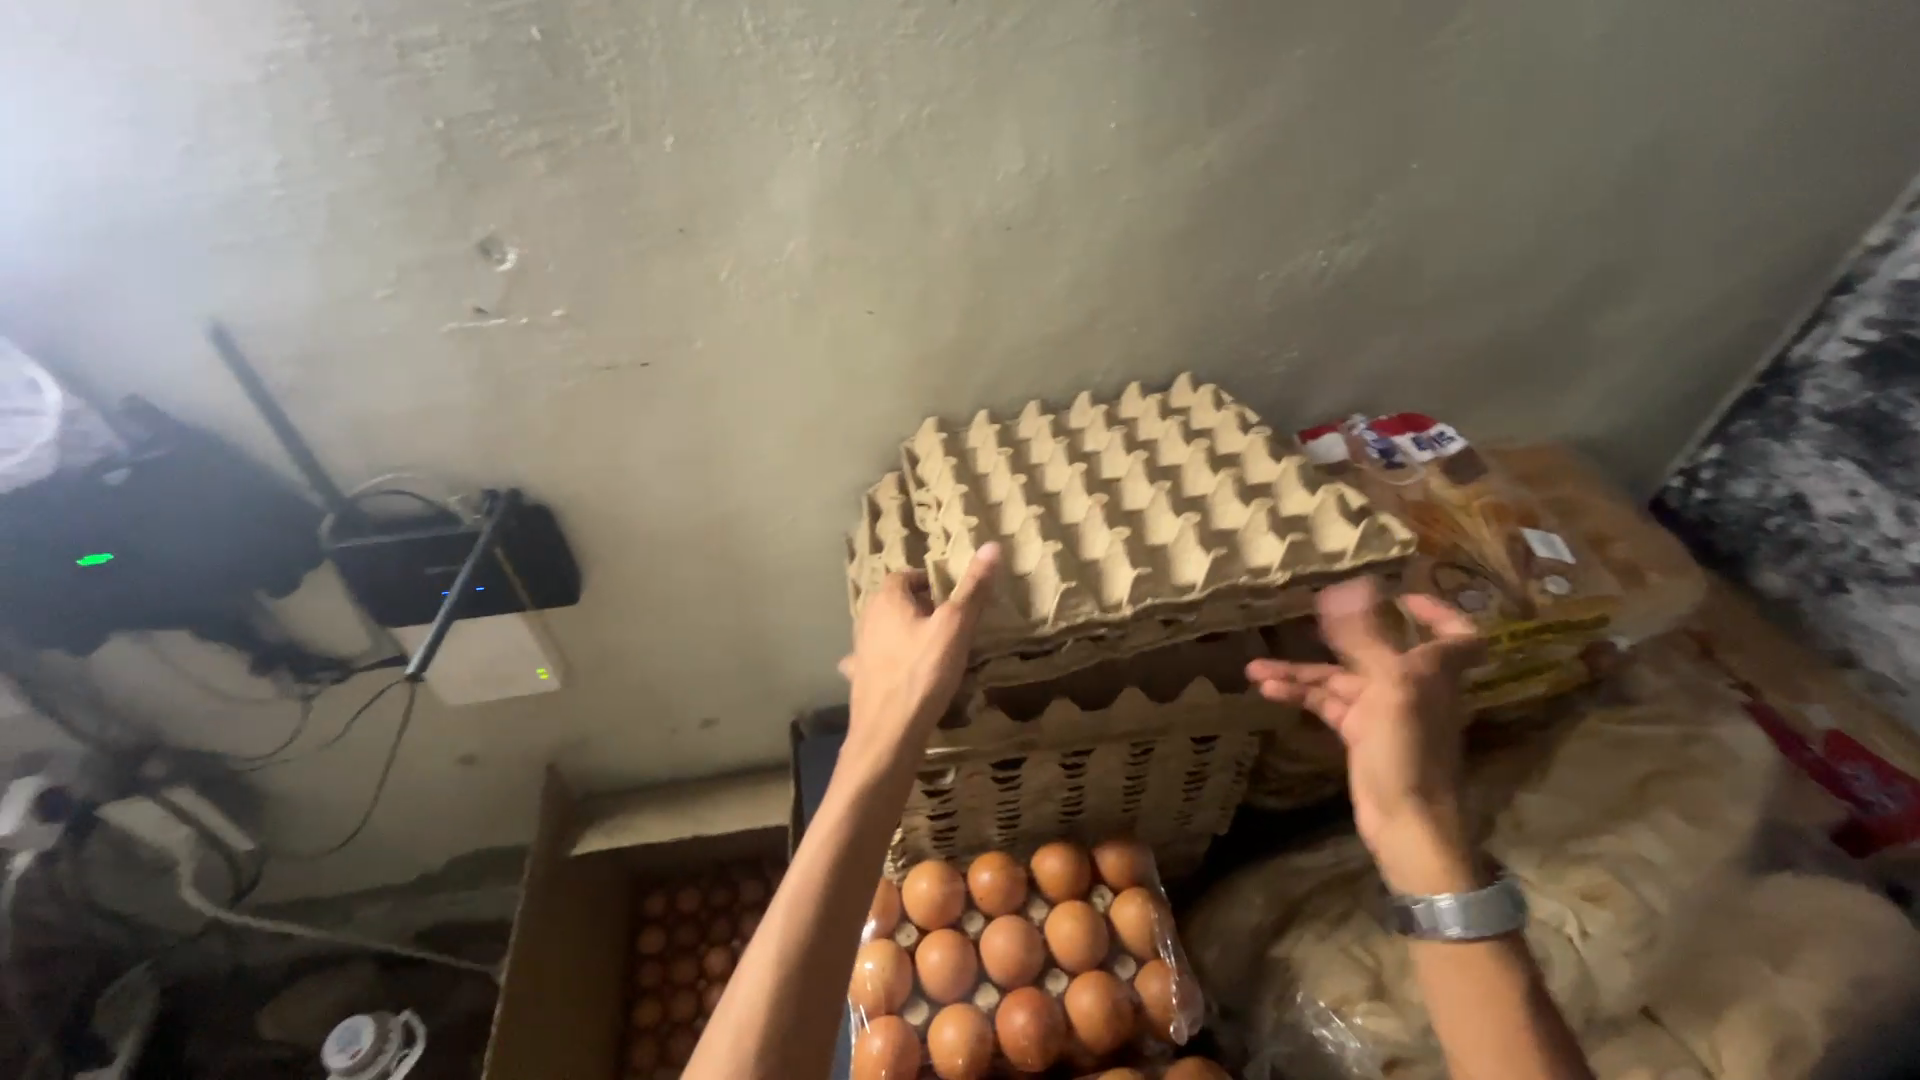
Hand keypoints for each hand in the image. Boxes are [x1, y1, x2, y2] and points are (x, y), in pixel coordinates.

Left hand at [839, 543, 1002, 758]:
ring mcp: (859, 650)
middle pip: (895, 603)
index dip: (930, 583)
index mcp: (887, 599)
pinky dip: (887, 662)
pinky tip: (899, 673)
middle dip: (918, 608)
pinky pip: (875, 661)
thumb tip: (992, 545)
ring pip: (883, 631)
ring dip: (902, 633)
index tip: (952, 598)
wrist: (888, 731)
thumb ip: (973, 588)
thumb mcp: (956, 626)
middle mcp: (867, 618)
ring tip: (929, 648)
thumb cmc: (923, 671)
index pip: (907, 576)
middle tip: (948, 623)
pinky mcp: (859, 678)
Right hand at [1245, 577, 1484, 870]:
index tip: (1402, 598)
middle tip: (1306, 619)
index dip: (1438, 614)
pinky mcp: (1360, 733)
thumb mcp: (1389, 687)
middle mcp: (1411, 686)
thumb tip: (1346, 587)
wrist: (1407, 820)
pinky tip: (1269, 690)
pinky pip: (1327, 704)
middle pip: (1376, 651)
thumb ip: (1365, 637)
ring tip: (1256, 668)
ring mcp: (1383, 711)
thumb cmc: (1409, 749)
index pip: (1457, 636)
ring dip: (1300, 672)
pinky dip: (1300, 696)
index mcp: (1432, 672)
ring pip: (1340, 679)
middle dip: (1337, 637)